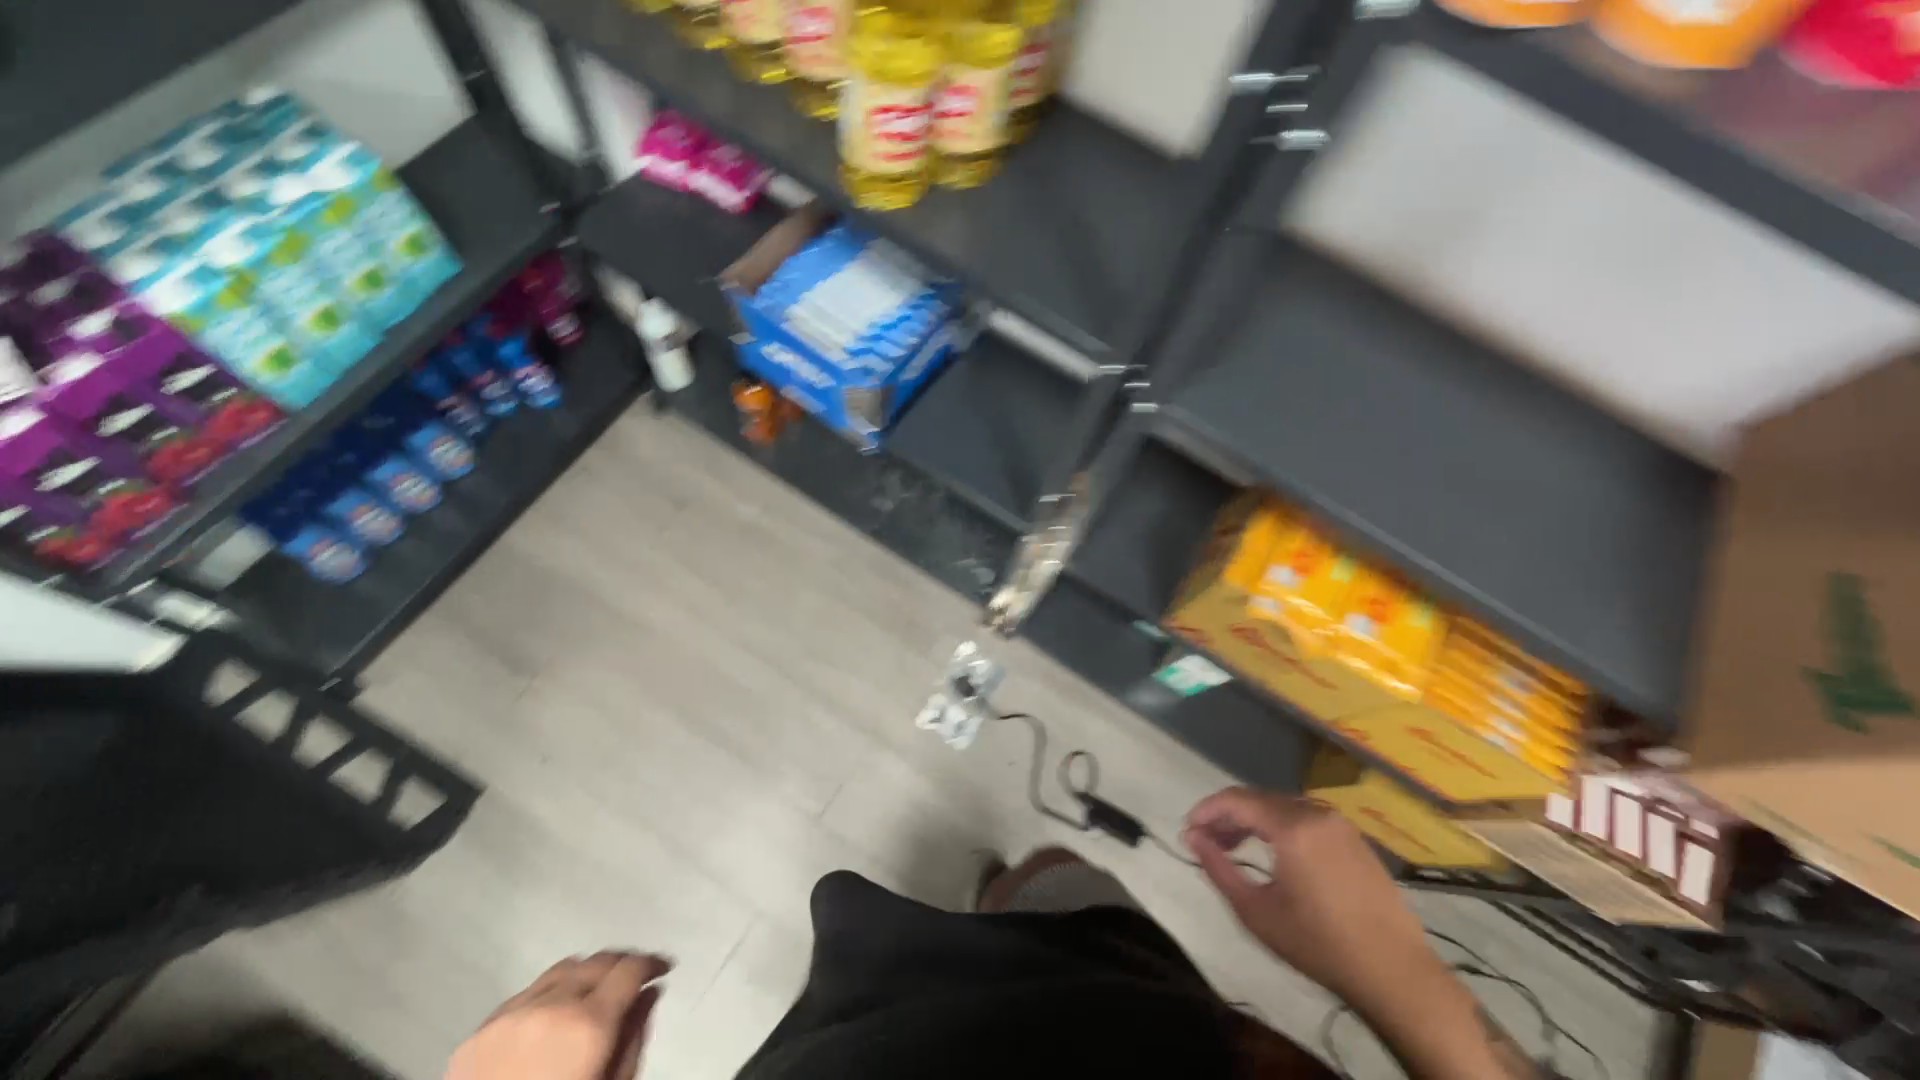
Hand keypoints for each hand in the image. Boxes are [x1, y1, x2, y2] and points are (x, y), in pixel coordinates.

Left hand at [446, 951, 670, 1079]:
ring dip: (586, 973)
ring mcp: (511, 1014)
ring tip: (594, 991)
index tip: (662, 969)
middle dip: (622, 964)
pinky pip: (526, 995)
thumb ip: (634, 1038)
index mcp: (589, 1025)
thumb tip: (648, 994)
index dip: (651, 964)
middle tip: (633, 978)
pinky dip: (550, 995)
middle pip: (597, 961)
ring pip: (561, 970)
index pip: (630, 970)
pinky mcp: (480, 1030)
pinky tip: (552, 1018)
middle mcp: (552, 1005)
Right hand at [1183, 789, 1443, 1013]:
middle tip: (1206, 842)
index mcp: (1292, 827)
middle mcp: (1317, 813)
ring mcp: (1340, 824)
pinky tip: (1272, 853)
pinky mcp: (1355, 839)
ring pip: (1283, 806)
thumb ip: (1218, 867)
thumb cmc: (1317, 943)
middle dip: (1228, 815)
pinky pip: (1306, 818)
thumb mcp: (1256, 910)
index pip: (1236, 800)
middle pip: (1259, 799)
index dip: (1206, 810)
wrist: (1393, 971)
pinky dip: (1280, 826)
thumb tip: (1192, 837)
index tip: (1187, 831)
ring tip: (1234, 848)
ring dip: (1253, 820)